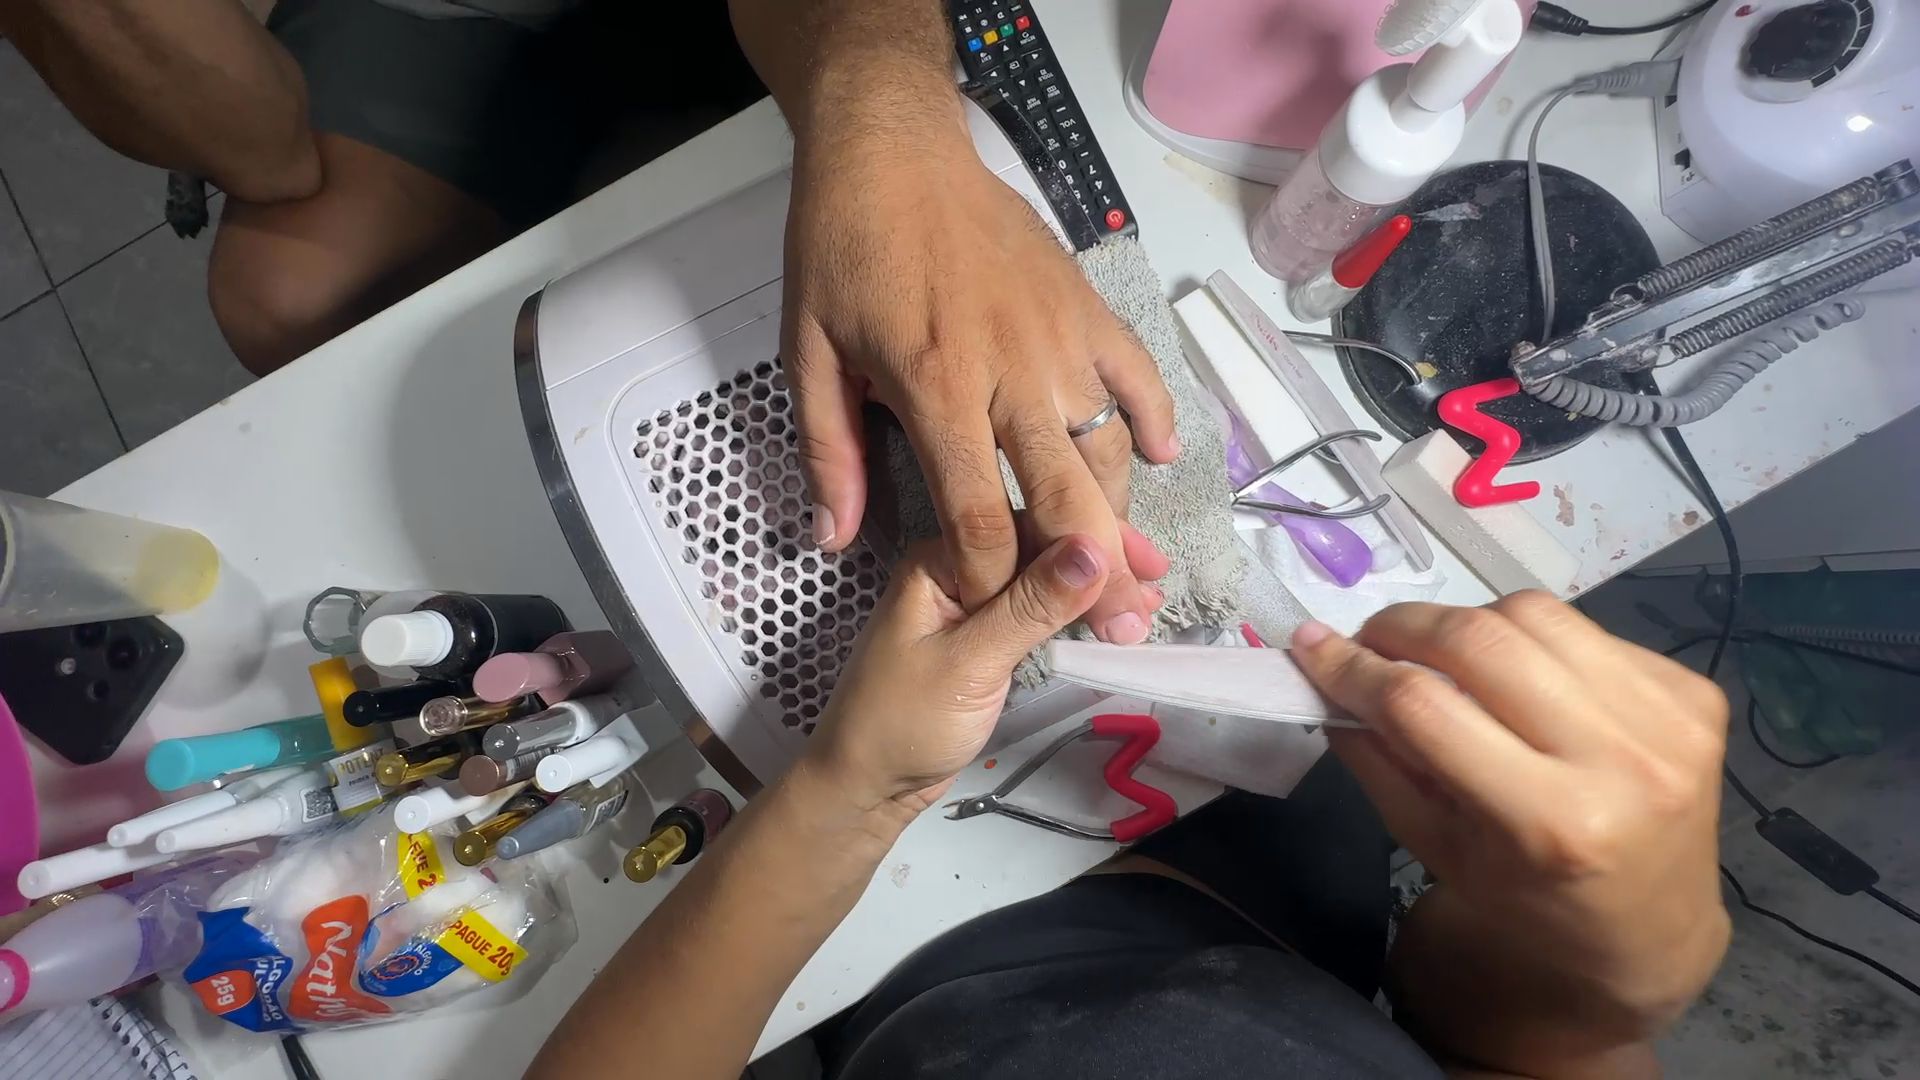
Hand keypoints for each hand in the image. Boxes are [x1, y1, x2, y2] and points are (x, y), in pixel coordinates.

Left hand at [783, 116, 1177, 644]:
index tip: (993, 606)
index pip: (978, 514)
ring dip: (1122, 514)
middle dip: (1089, 574)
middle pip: (1066, 497)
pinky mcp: (1087, 308)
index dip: (991, 576)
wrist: (892, 150)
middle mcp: (1012, 374)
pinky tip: (1160, 459)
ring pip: (1108, 450)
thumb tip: (833, 537)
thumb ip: (828, 452)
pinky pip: (1139, 376)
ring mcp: (1061, 340)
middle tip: (1112, 624)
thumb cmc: (843, 249)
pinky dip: (1155, 421)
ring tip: (1128, 562)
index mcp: (937, 389)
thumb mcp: (809, 353)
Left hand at [804, 530, 1159, 817]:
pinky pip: (1034, 609)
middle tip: (1158, 573)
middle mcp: (956, 566)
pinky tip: (1108, 614)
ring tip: (1150, 594)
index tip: (1143, 562)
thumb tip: (1094, 547)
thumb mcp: (970, 661)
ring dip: (1093, 586)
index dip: (1087, 538)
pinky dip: (1073, 612)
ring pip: (1042, 579)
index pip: (1024, 526)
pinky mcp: (983, 633)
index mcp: (940, 557)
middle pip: (1038, 547)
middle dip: (1099, 558)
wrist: (866, 786)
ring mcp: (970, 601)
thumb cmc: (904, 723)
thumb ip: (1030, 605)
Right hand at [1290, 593, 1730, 1071]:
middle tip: (1372, 642)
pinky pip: (1579, 627)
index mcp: (1548, 822)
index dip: (1353, 666)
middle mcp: (1623, 766)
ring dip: (1463, 623)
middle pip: (1479, 642)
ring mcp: (1670, 725)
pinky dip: (1524, 637)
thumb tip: (1321, 666)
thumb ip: (1370, 746)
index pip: (1423, 706)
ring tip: (1442, 656)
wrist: (1640, 927)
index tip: (1310, 644)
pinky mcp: (1695, 696)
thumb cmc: (1512, 889)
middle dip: (1402, 627)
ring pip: (1530, 614)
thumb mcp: (1422, 834)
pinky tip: (1515, 675)